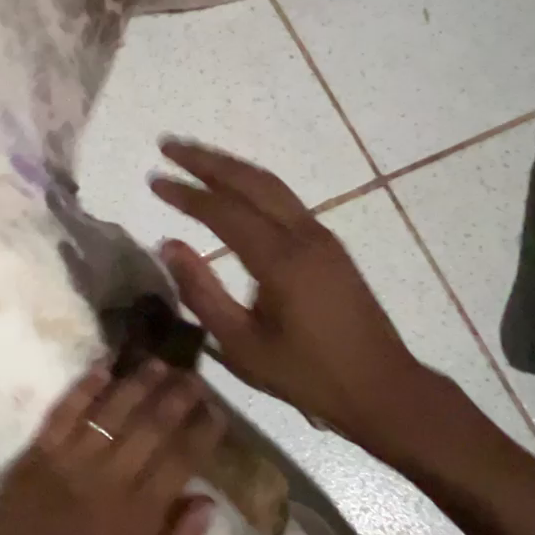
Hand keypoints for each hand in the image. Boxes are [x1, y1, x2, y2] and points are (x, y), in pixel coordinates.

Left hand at [0, 363, 223, 534]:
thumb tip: (207, 501)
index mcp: (141, 516)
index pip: (182, 459)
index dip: (203, 431)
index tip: (217, 411)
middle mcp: (110, 481)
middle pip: (152, 426)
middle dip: (178, 397)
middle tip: (193, 377)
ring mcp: (70, 462)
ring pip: (112, 411)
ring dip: (138, 383)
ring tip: (159, 363)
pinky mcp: (37, 454)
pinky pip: (64, 412)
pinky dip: (84, 387)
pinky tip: (103, 366)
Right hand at [149, 140, 451, 459]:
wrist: (382, 389)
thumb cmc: (307, 375)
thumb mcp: (241, 345)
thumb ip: (201, 293)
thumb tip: (169, 245)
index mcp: (281, 260)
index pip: (224, 211)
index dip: (186, 192)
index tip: (153, 179)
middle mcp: (304, 236)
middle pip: (251, 182)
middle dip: (208, 160)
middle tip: (169, 146)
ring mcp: (322, 238)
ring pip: (272, 186)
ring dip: (231, 168)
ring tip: (195, 158)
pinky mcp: (330, 248)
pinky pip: (285, 201)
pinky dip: (252, 185)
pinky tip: (235, 190)